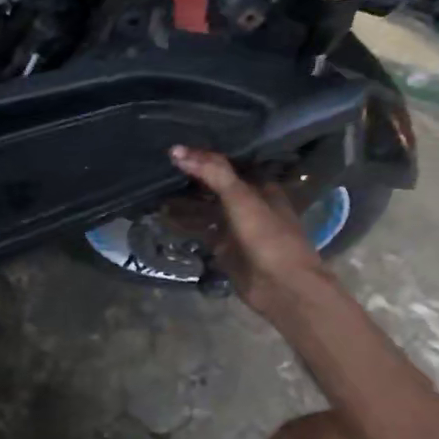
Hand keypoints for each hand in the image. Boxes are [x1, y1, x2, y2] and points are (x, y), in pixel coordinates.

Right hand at [169, 146, 341, 316]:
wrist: (284, 287)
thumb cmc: (268, 237)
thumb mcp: (241, 198)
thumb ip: (212, 173)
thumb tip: (177, 151)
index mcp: (259, 187)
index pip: (225, 166)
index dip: (201, 158)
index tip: (172, 153)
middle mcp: (248, 205)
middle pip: (214, 188)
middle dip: (189, 182)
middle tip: (158, 173)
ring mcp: (237, 229)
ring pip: (206, 211)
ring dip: (184, 205)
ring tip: (155, 197)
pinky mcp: (227, 251)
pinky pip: (202, 233)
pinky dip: (185, 227)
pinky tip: (164, 221)